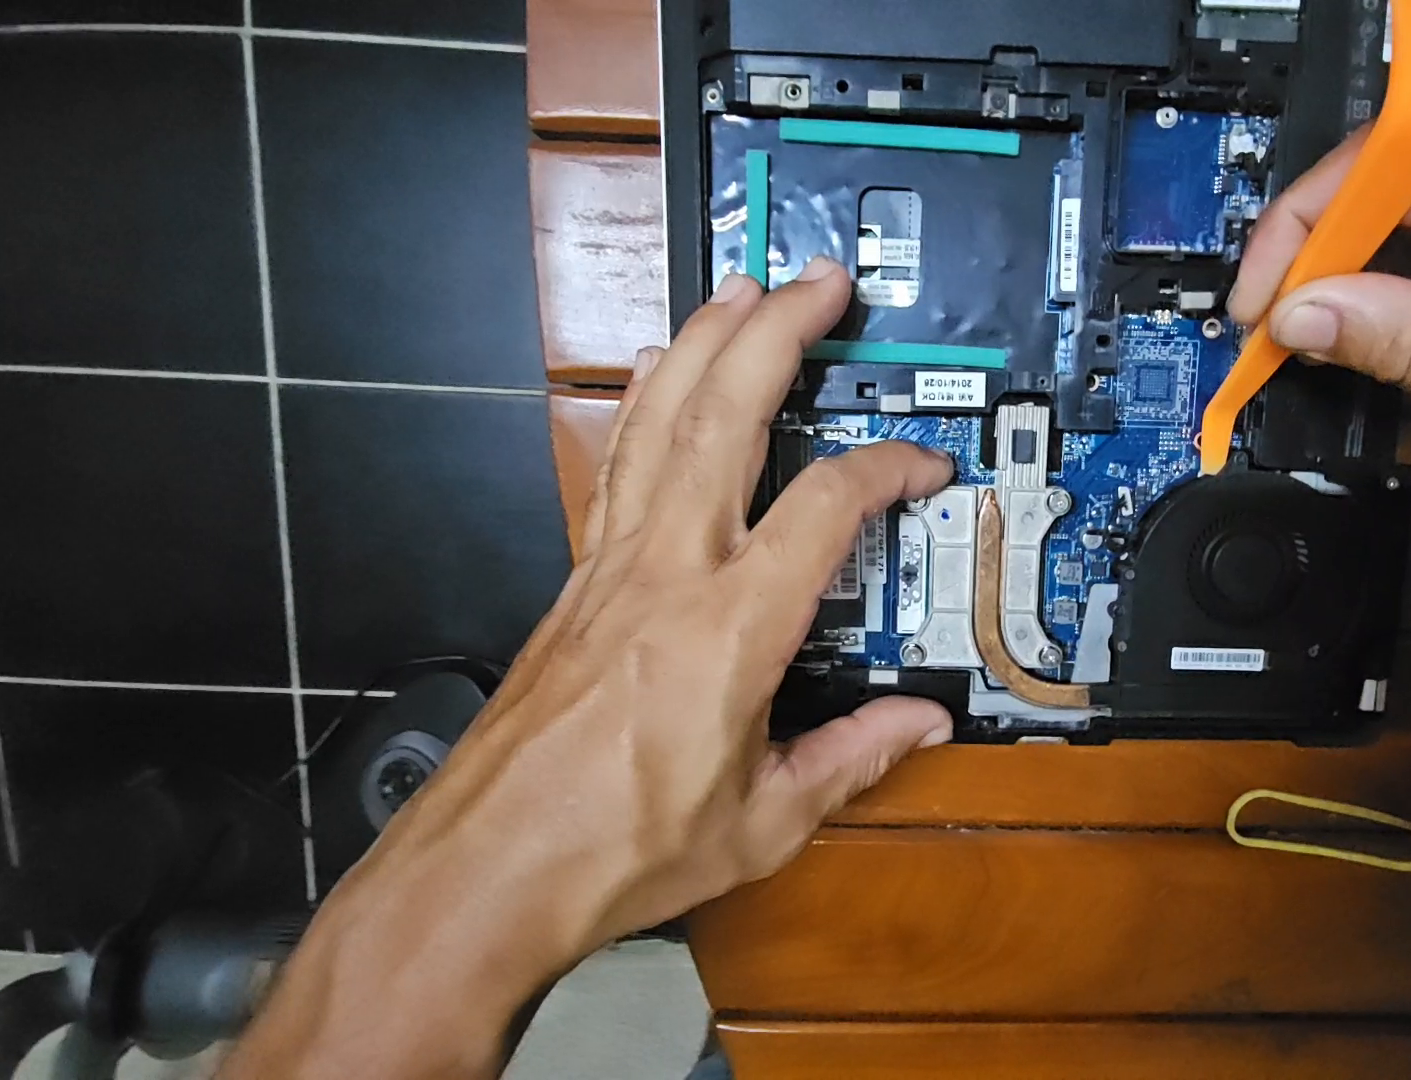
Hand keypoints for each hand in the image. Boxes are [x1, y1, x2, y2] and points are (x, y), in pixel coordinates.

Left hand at [224, 258, 954, 1078]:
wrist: (486, 872)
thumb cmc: (621, 849)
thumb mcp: (766, 819)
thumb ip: (854, 756)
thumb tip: (921, 724)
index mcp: (730, 629)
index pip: (827, 507)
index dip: (887, 469)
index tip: (924, 465)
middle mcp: (668, 573)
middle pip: (724, 416)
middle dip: (776, 332)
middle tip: (817, 283)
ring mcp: (613, 564)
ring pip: (658, 419)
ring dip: (704, 342)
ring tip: (741, 291)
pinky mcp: (581, 575)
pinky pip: (617, 461)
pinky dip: (644, 401)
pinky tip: (656, 370)